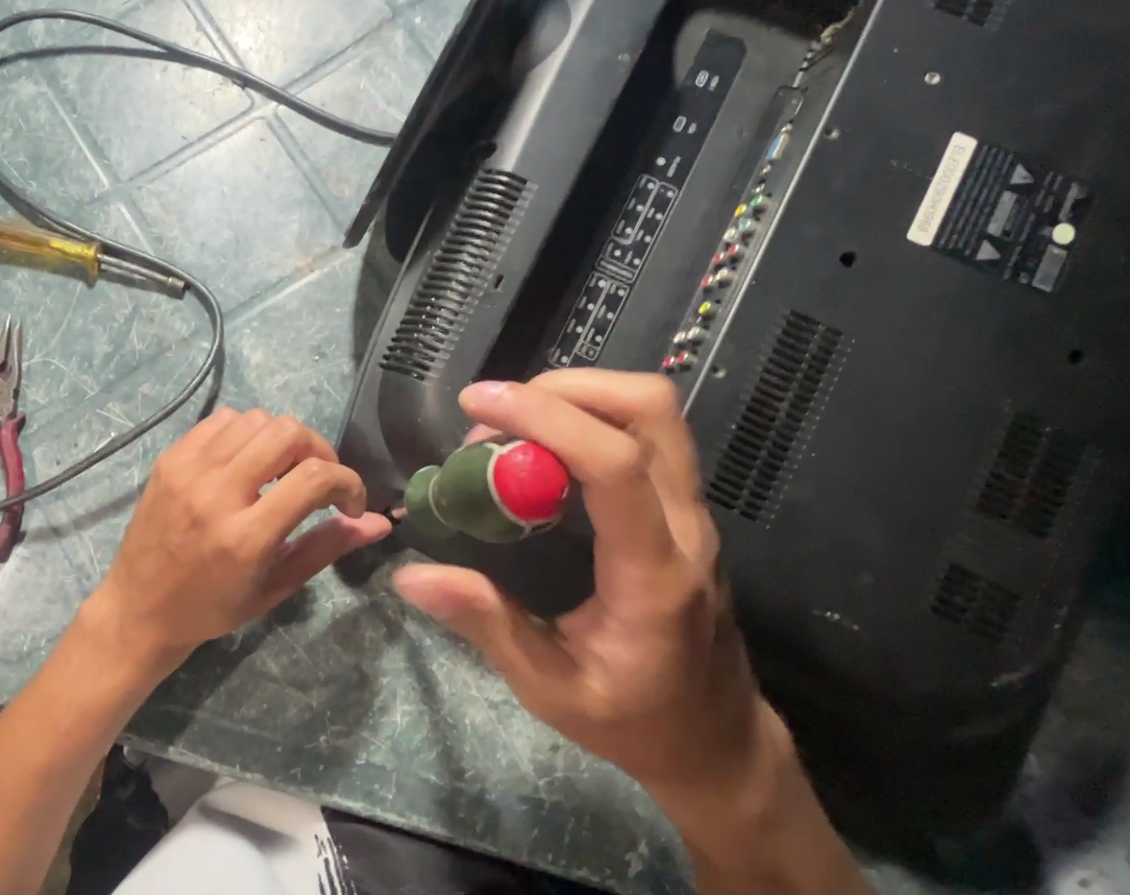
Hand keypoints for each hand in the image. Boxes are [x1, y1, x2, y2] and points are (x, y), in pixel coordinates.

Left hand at [87, 408, 392, 663]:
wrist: (138, 608)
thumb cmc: (212, 608)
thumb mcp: (276, 587)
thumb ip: (327, 547)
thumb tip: (379, 522)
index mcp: (245, 536)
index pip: (313, 478)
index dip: (347, 482)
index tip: (349, 503)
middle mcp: (216, 493)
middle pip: (286, 432)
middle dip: (318, 450)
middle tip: (317, 480)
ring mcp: (188, 469)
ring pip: (255, 419)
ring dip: (282, 439)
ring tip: (281, 472)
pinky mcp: (170, 458)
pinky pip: (221, 420)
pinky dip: (245, 433)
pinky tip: (246, 462)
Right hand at [391, 370, 786, 820]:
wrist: (716, 742)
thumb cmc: (635, 722)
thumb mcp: (551, 689)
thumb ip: (487, 624)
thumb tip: (412, 574)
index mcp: (654, 573)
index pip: (615, 465)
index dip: (544, 417)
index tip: (475, 404)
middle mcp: (685, 526)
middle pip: (648, 409)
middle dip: (563, 388)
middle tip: (493, 417)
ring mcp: (691, 512)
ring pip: (651, 411)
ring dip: (575, 396)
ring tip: (509, 429)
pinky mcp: (682, 507)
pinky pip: (643, 432)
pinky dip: (586, 416)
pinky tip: (538, 450)